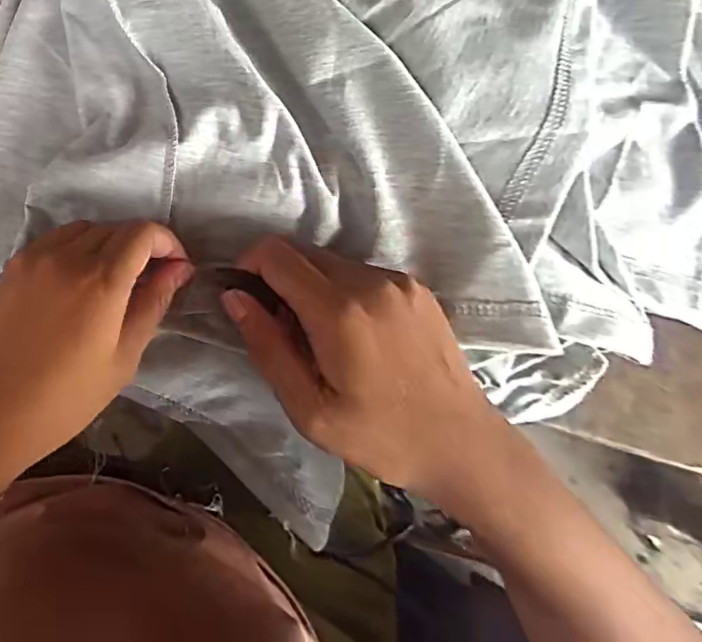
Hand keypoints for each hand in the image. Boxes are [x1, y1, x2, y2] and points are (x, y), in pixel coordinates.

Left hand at [0, 220, 192, 495]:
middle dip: (142, 245)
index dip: (167, 242)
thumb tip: (179, 268)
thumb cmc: (68, 396)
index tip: (177, 265)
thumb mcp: (123, 356)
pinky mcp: (16, 262)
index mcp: (101, 282)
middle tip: (150, 277)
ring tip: (114, 277)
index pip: (143, 233)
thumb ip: (153, 303)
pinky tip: (79, 276)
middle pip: (117, 227)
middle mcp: (69, 257)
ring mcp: (38, 255)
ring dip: (109, 242)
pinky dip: (77, 245)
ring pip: (87, 228)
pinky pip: (57, 238)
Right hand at [222, 236, 509, 503]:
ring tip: (319, 333)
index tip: (245, 297)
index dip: (248, 266)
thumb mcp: (309, 409)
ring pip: (326, 259)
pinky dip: (338, 289)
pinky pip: (357, 271)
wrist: (467, 449)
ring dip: (307, 283)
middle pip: (298, 251)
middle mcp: (369, 282)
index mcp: (340, 312)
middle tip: (280, 324)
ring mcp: (397, 281)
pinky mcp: (415, 287)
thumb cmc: (382, 438)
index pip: (274, 254)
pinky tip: (353, 332)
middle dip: (275, 276)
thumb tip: (233, 296)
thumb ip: (266, 346)